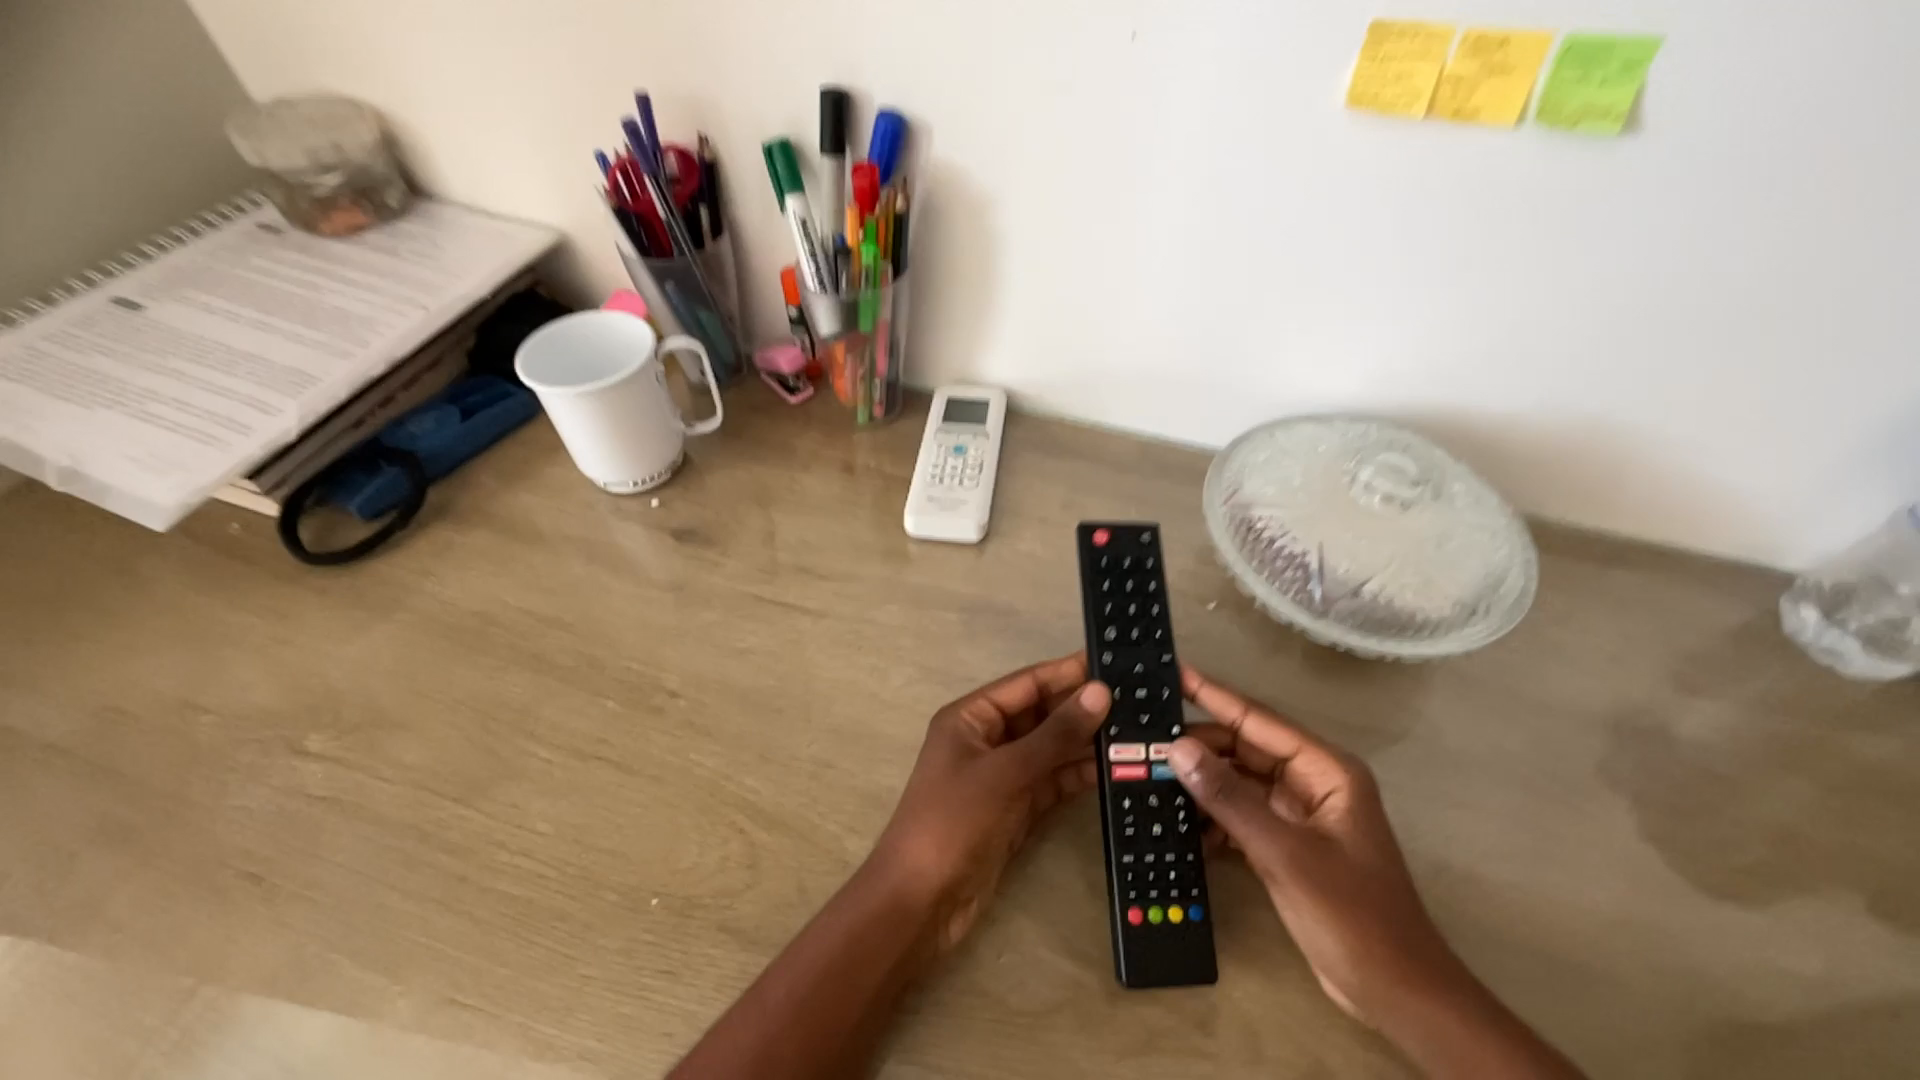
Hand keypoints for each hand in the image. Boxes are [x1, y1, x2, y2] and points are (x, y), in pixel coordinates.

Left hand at [873, 653, 1109, 953]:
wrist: (922, 900)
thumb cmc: (952, 822)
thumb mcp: (1005, 772)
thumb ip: (1054, 734)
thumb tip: (1100, 692)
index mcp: (971, 718)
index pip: (1027, 683)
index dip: (1068, 672)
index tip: (1114, 662)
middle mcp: (988, 741)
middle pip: (1043, 714)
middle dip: (1084, 708)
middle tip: (1139, 700)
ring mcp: (1004, 777)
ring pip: (1052, 749)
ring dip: (1088, 743)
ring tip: (1139, 733)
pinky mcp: (1017, 809)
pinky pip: (1054, 782)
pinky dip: (1080, 775)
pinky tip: (1115, 770)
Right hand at [1171, 668, 1584, 1078]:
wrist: (1394, 991)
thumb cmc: (1352, 914)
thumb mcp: (1284, 853)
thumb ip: (1229, 798)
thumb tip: (1177, 749)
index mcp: (1326, 770)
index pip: (1259, 720)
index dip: (1213, 695)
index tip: (1172, 672)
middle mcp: (1311, 783)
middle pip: (1244, 750)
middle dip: (1197, 748)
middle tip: (1143, 742)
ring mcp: (1298, 816)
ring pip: (1238, 784)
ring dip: (1200, 786)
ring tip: (1149, 779)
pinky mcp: (1286, 846)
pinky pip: (1240, 818)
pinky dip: (1212, 821)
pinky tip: (1179, 828)